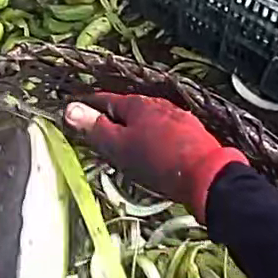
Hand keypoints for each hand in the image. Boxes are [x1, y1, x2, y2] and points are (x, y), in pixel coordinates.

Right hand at [64, 94, 246, 222]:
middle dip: (111, 120)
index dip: (87, 106)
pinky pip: (162, 133)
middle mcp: (158, 104)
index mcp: (137, 103)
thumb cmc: (157, 161)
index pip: (104, 99)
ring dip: (132, 131)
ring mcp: (178, 118)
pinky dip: (150, 140)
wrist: (207, 177)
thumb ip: (95, 128)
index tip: (74, 112)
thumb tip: (69, 109)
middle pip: (126, 110)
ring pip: (146, 122)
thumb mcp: (119, 147)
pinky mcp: (191, 136)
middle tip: (96, 135)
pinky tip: (150, 154)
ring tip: (122, 147)